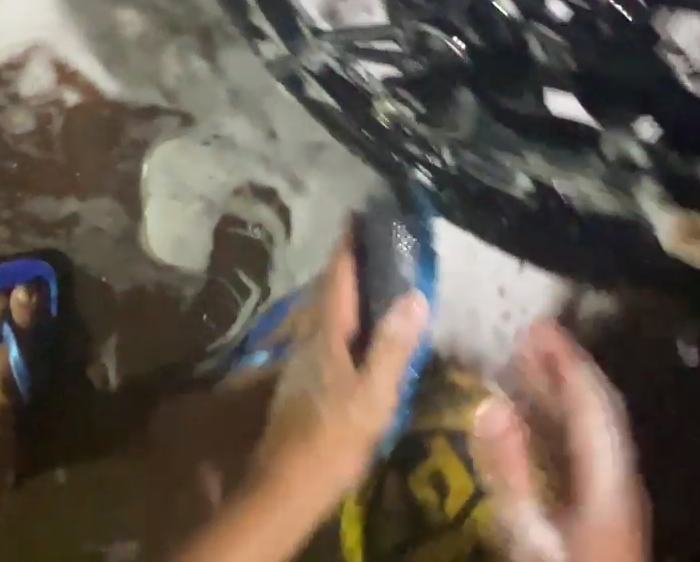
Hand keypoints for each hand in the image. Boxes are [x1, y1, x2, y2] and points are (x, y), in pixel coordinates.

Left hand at [249, 232, 431, 516]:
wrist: (285, 484)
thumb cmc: (332, 437)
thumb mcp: (373, 395)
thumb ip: (392, 345)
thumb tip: (414, 294)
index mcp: (326, 331)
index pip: (337, 275)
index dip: (347, 244)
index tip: (356, 214)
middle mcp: (310, 335)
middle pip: (328, 288)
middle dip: (347, 262)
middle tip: (373, 242)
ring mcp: (303, 357)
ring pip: (325, 310)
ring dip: (344, 288)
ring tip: (371, 277)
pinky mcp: (303, 377)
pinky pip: (326, 330)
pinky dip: (343, 315)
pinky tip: (358, 329)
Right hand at [472, 321, 648, 561]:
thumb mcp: (530, 534)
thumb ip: (510, 469)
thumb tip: (488, 403)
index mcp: (608, 480)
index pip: (592, 403)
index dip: (566, 360)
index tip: (537, 326)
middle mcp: (617, 481)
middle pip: (595, 412)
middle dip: (563, 370)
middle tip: (525, 337)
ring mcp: (611, 501)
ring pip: (589, 433)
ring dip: (558, 396)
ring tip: (523, 367)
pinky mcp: (600, 518)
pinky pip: (581, 453)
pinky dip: (556, 426)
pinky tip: (529, 427)